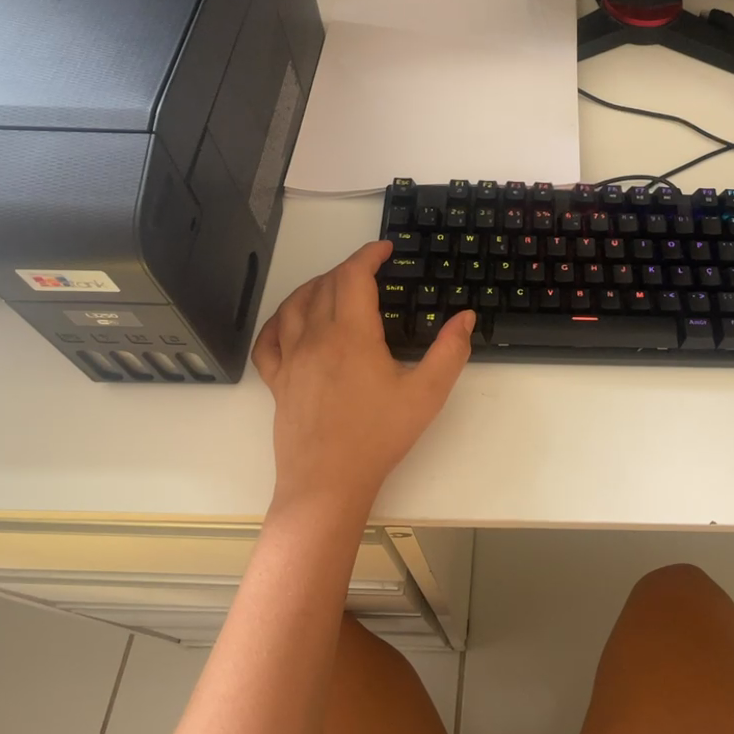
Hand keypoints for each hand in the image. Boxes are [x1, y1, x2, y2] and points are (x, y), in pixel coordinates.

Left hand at [251, 241, 476, 519]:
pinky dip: (279, 320)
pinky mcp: (277, 382)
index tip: (384, 249)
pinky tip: (290, 320)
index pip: (354, 277)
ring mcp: (290, 360)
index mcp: (351, 335)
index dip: (368, 255)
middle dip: (348, 268)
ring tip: (334, 284)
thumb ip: (450, 351)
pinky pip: (269, 339)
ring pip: (295, 305)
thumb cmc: (378, 438)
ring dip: (316, 285)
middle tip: (371, 268)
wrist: (326, 484)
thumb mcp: (426, 395)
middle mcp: (315, 339)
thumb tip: (465, 317)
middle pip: (325, 285)